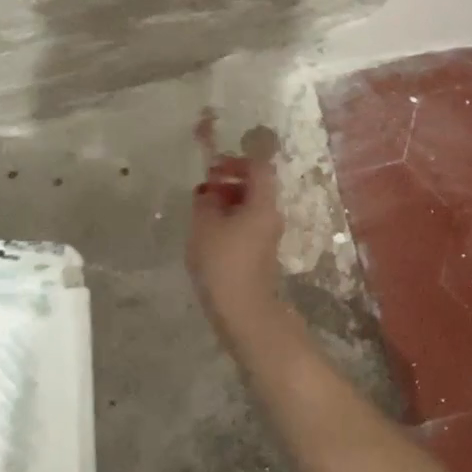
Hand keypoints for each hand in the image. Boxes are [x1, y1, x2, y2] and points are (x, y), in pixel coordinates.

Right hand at [187, 122, 283, 339]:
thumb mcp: (205, 225)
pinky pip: (246, 226)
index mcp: (262, 203)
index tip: (212, 167)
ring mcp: (267, 237)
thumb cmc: (223, 263)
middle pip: (255, 187)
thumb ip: (205, 201)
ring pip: (250, 208)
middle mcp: (271, 216)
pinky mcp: (260, 255)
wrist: (243, 311)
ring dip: (227, 203)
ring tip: (200, 212)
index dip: (235, 160)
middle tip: (203, 188)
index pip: (258, 167)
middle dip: (229, 182)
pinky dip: (229, 222)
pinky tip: (208, 234)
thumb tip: (209, 191)